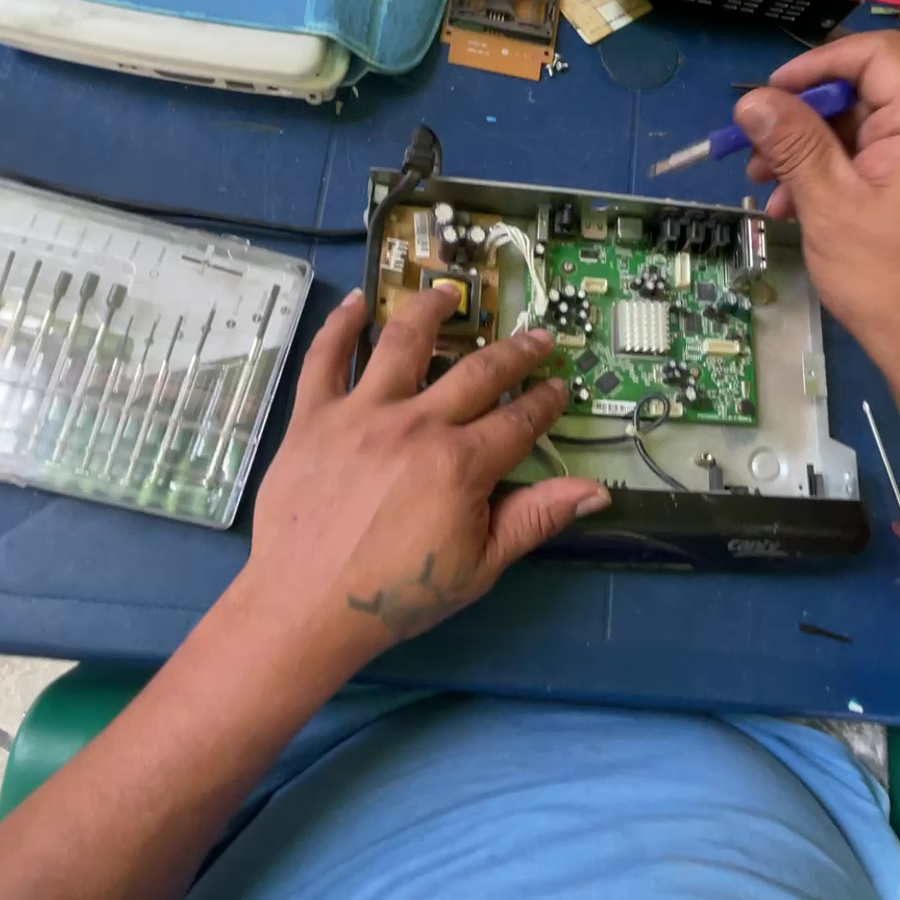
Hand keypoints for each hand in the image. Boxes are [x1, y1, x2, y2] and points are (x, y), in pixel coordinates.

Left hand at [237, 284, 610, 665]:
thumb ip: (536, 519)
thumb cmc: (397, 594)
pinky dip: (340, 325)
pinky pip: (325, 358)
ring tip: (450, 292)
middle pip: (478, 372)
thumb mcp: (480, 566)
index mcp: (461, 463)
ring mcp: (361, 413)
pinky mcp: (313, 415)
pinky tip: (355, 303)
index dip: (546, 402)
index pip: (519, 420)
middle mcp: (416, 424)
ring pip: (403, 342)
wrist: (303, 608)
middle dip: (516, 353)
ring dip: (431, 310)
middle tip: (537, 338)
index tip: (560, 388)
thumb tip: (596, 491)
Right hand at [735, 32, 899, 377]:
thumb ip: (793, 144)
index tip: (768, 96)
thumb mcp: (829, 204)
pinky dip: (826, 177)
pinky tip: (791, 208)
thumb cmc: (883, 276)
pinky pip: (865, 163)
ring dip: (805, 153)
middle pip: (862, 94)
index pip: (877, 54)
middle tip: (755, 155)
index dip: (818, 64)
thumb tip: (750, 100)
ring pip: (856, 132)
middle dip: (802, 120)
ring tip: (764, 188)